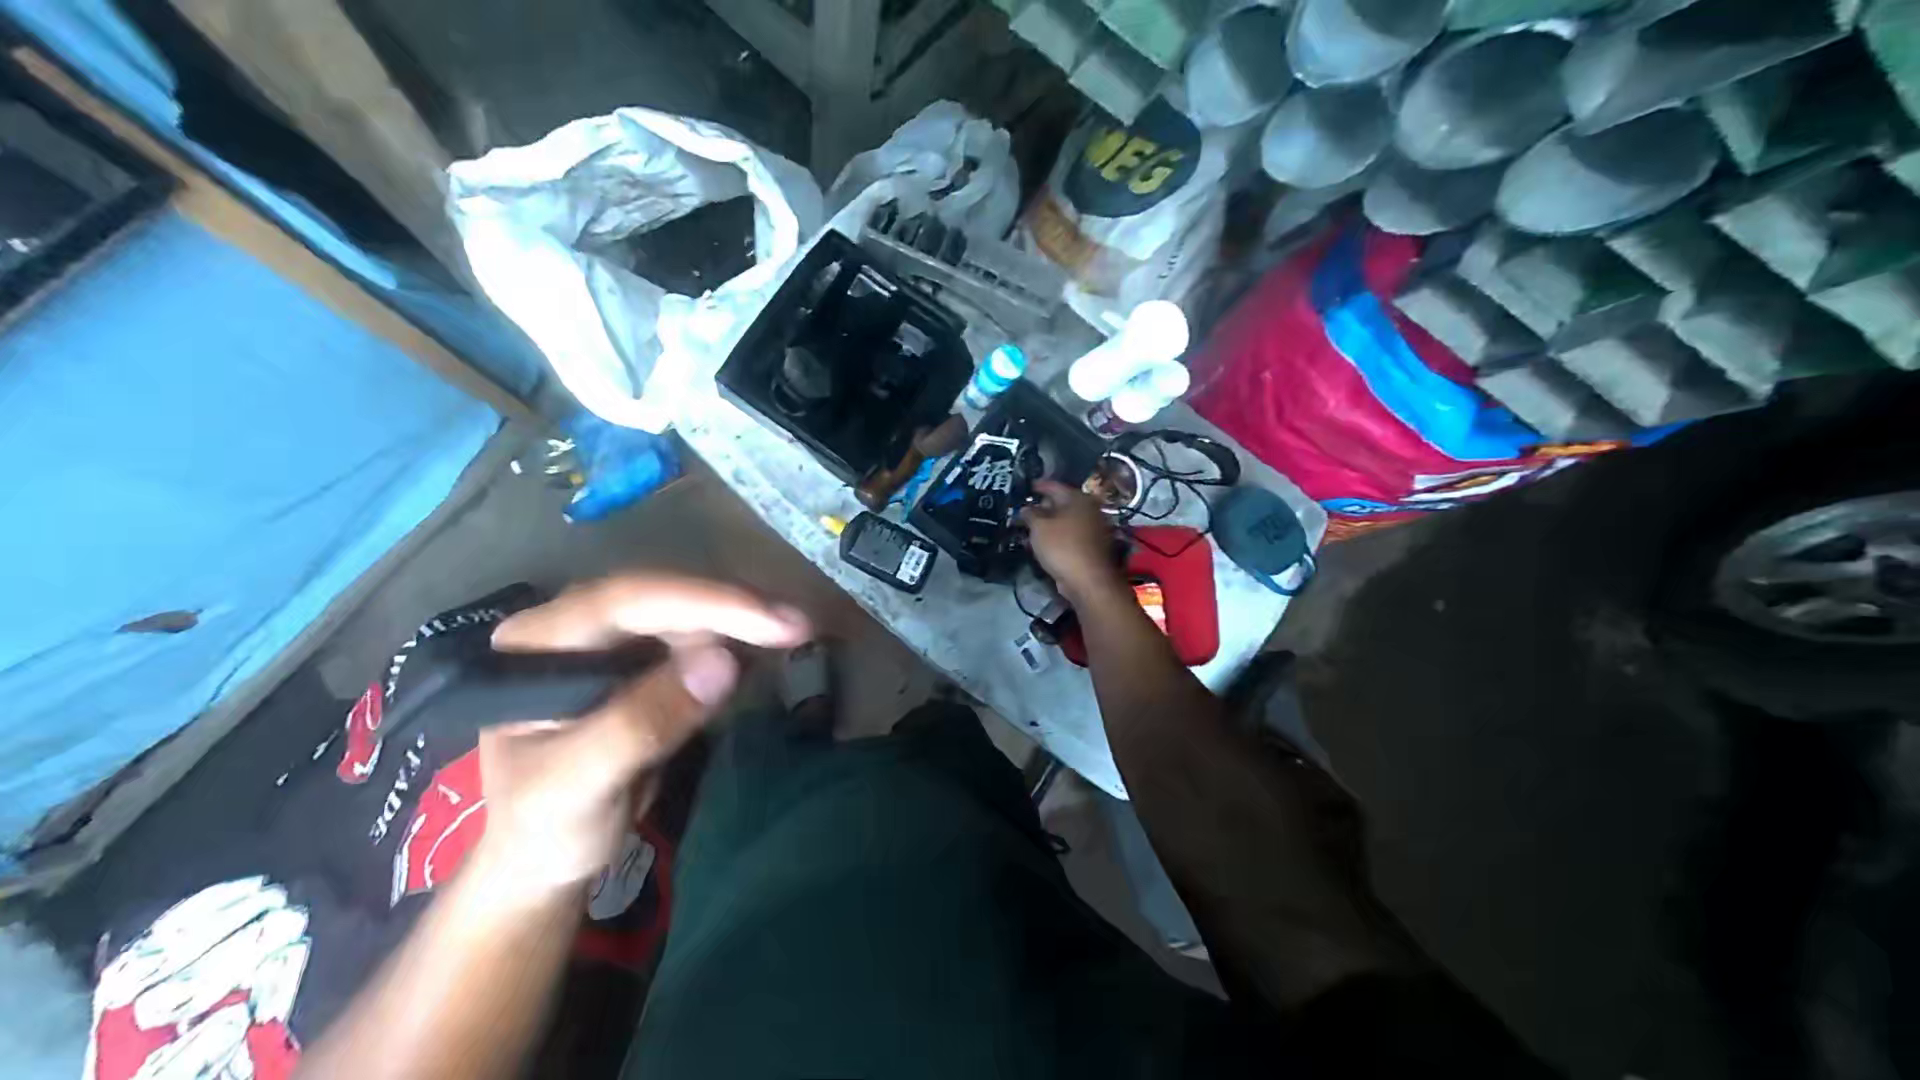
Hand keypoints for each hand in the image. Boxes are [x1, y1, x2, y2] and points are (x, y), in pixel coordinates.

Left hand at [470, 576, 811, 899]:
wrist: (548, 860)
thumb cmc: (548, 828)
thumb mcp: (580, 785)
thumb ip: (641, 723)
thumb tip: (724, 661)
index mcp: (539, 642)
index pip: (627, 602)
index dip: (705, 603)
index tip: (772, 621)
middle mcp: (575, 626)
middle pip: (663, 598)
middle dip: (733, 609)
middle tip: (797, 626)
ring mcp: (611, 641)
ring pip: (686, 611)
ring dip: (742, 621)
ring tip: (792, 634)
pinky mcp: (642, 659)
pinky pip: (696, 635)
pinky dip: (736, 640)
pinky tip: (767, 649)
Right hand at [1022, 480, 1123, 600]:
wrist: (1088, 579)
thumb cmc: (1062, 546)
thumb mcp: (1039, 527)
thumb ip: (1030, 514)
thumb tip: (1026, 508)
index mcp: (1078, 498)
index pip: (1054, 486)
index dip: (1039, 486)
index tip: (1027, 487)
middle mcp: (1089, 509)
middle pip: (1062, 502)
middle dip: (1043, 506)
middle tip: (1026, 509)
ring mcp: (1093, 528)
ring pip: (1066, 520)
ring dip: (1050, 522)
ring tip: (1032, 527)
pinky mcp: (1092, 545)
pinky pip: (1071, 534)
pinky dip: (1058, 535)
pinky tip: (1045, 541)